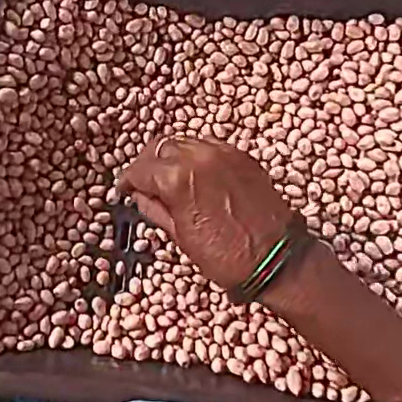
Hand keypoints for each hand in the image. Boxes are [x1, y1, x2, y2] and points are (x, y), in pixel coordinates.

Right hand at [116, 136, 295, 288]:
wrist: (276, 259)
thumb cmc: (228, 256)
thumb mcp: (180, 236)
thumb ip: (155, 209)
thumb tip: (141, 197)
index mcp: (176, 179)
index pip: (139, 170)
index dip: (127, 181)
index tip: (125, 189)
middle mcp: (198, 158)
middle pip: (159, 148)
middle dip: (147, 165)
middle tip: (144, 183)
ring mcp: (222, 154)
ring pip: (183, 142)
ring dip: (170, 157)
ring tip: (169, 179)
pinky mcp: (241, 157)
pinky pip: (208, 146)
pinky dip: (195, 156)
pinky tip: (194, 175)